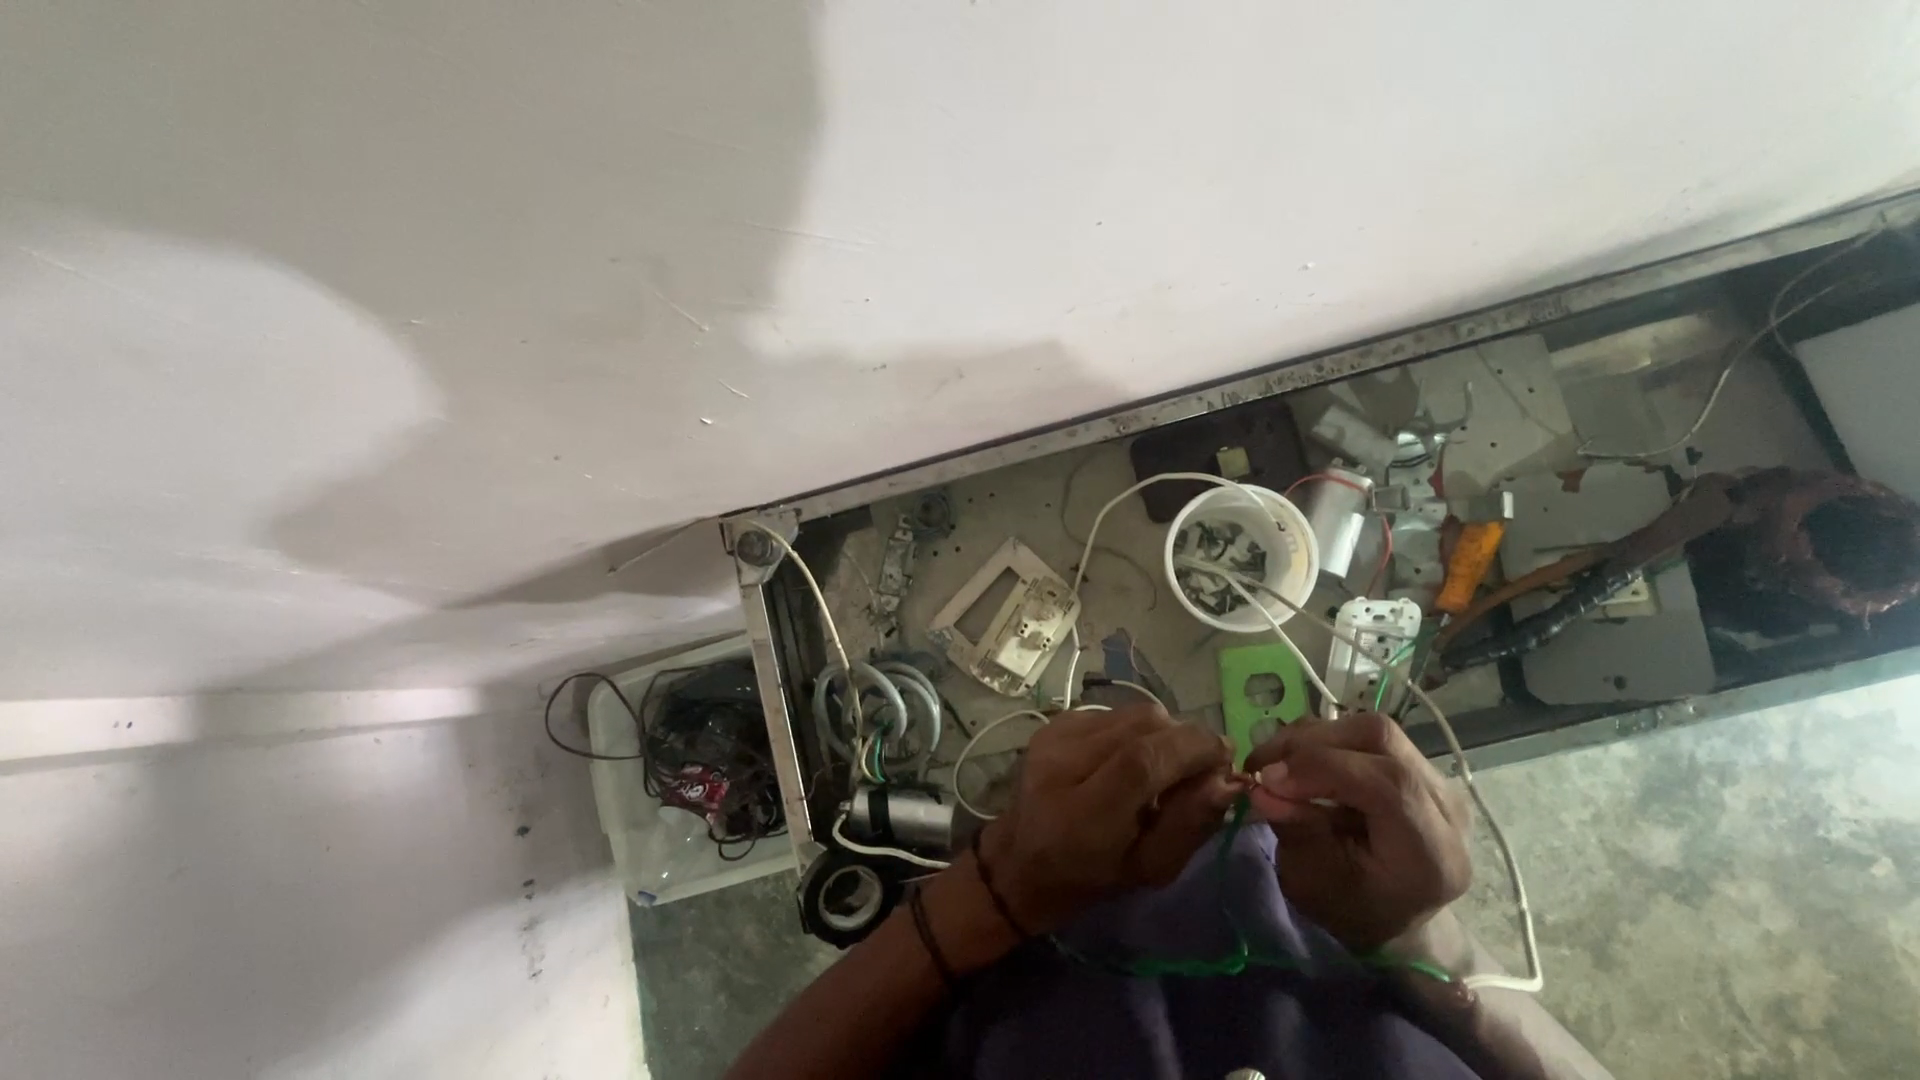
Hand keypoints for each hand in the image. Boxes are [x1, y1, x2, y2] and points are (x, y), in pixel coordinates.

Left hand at [975, 703, 1241, 932]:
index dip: (1192, 749)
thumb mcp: (1150, 869)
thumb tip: (1228, 779)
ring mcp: (1054, 736)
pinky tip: (1129, 758)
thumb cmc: (1091, 877)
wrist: (1022, 859)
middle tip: (1200, 766)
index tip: (1225, 757)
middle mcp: (1062, 764)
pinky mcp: (1053, 723)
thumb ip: (1190, 824)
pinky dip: (1135, 730)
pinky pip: (1113, 713)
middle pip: (1143, 725)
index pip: (1143, 759)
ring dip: (1162, 733)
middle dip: (1185, 738)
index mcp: (1083, 815)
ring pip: (1132, 713)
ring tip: (1163, 766)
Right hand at [1245, 712, 1470, 951]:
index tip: (1266, 780)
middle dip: (1311, 744)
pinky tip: (1299, 762)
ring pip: (1371, 728)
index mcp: (1431, 851)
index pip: (1387, 783)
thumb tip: (1262, 789)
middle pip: (1380, 739)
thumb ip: (1296, 833)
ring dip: (1312, 738)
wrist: (1395, 916)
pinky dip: (1324, 739)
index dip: (1321, 769)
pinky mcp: (1418, 765)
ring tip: (1275, 761)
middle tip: (1263, 763)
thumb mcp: (1313, 884)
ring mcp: (1437, 780)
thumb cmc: (1353, 909)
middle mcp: (1446, 807)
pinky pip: (1368, 734)